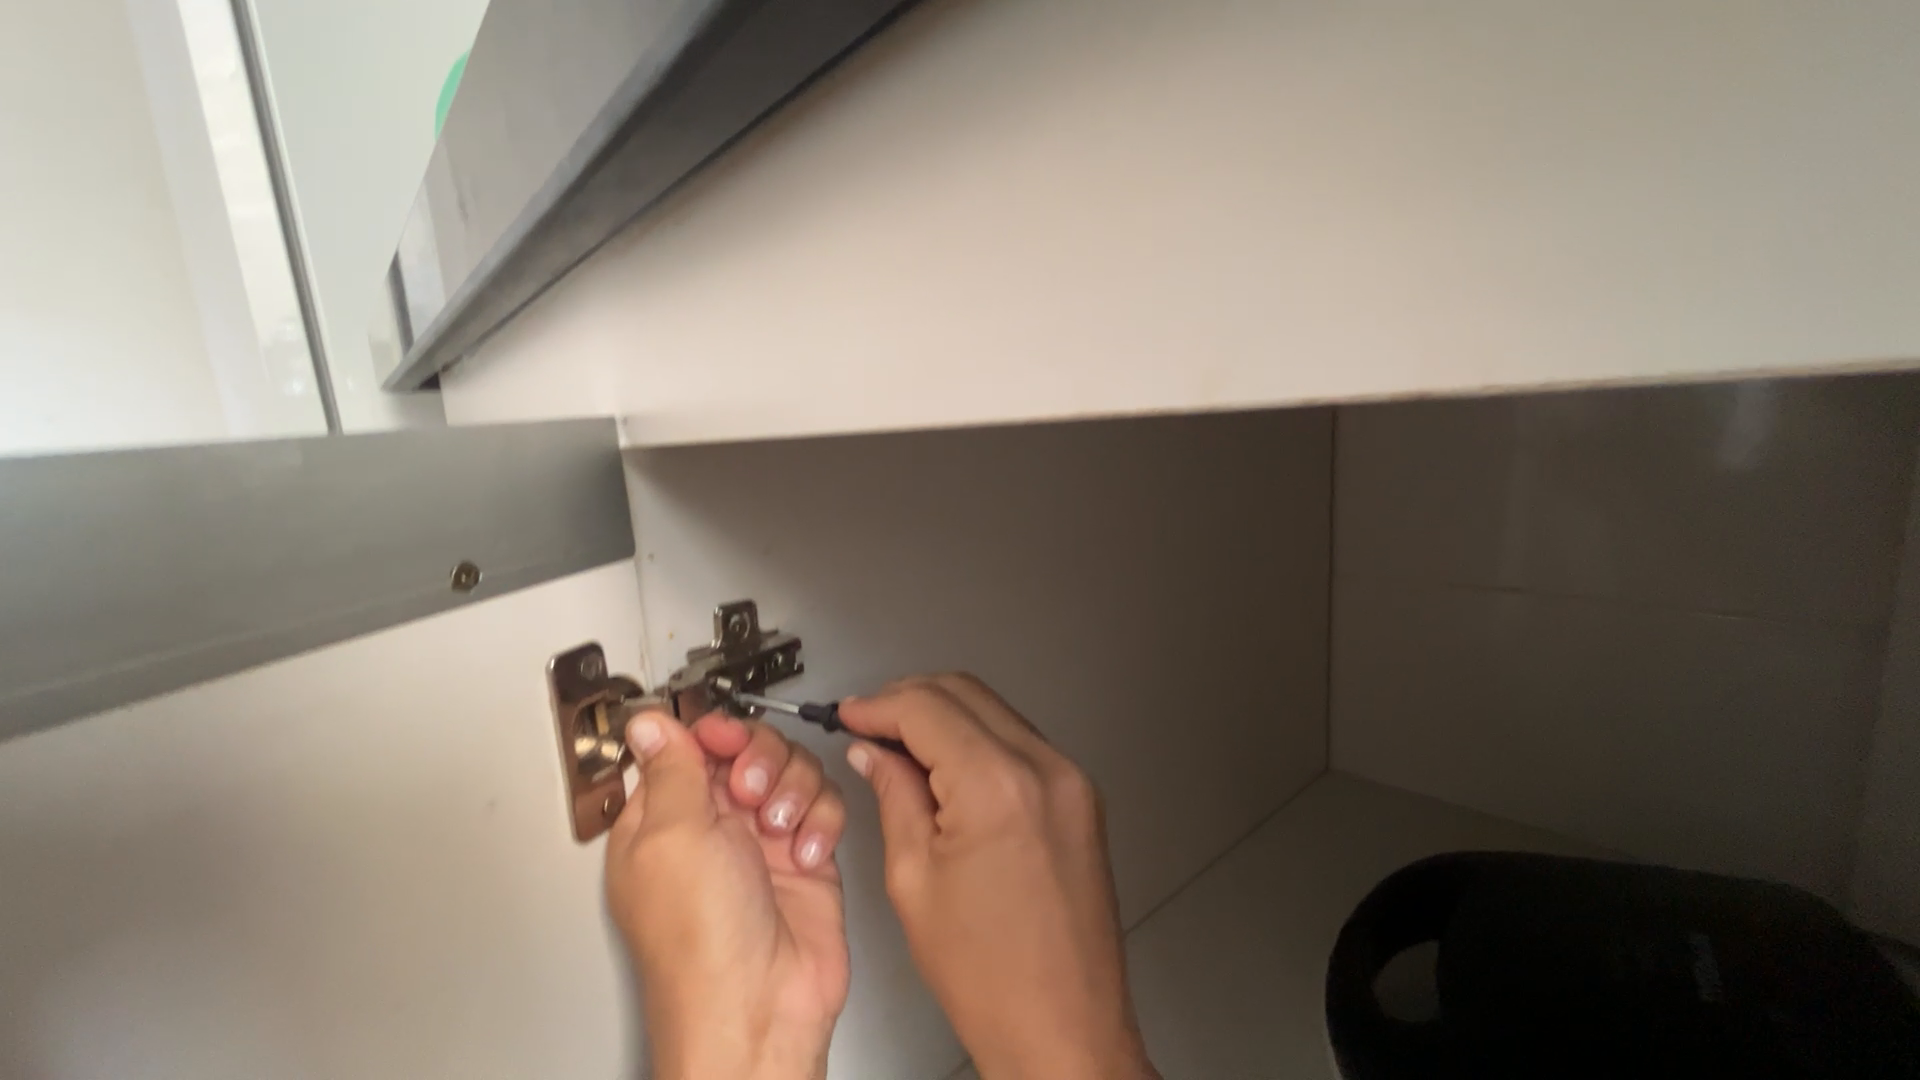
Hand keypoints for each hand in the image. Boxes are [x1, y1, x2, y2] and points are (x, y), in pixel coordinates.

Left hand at [606, 710, 850, 1079]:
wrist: (763, 1007)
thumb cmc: (702, 942)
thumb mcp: (673, 838)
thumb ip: (670, 768)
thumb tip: (648, 721)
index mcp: (666, 817)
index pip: (692, 742)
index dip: (717, 733)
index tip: (729, 743)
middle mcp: (715, 822)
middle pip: (750, 747)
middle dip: (762, 760)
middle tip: (754, 793)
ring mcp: (764, 837)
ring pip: (794, 768)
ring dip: (795, 790)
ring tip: (783, 831)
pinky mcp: (808, 852)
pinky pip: (826, 803)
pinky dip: (823, 822)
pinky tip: (808, 855)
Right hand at [838, 676, 1158, 1079]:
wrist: (1065, 1028)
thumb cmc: (988, 974)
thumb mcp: (914, 879)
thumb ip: (894, 795)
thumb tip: (873, 751)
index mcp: (996, 786)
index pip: (926, 708)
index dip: (879, 705)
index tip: (850, 714)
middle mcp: (1044, 768)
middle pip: (964, 692)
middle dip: (909, 698)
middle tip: (869, 724)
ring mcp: (1070, 778)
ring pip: (993, 710)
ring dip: (944, 715)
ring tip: (901, 745)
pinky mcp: (1080, 795)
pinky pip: (1018, 740)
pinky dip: (977, 738)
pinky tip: (946, 764)